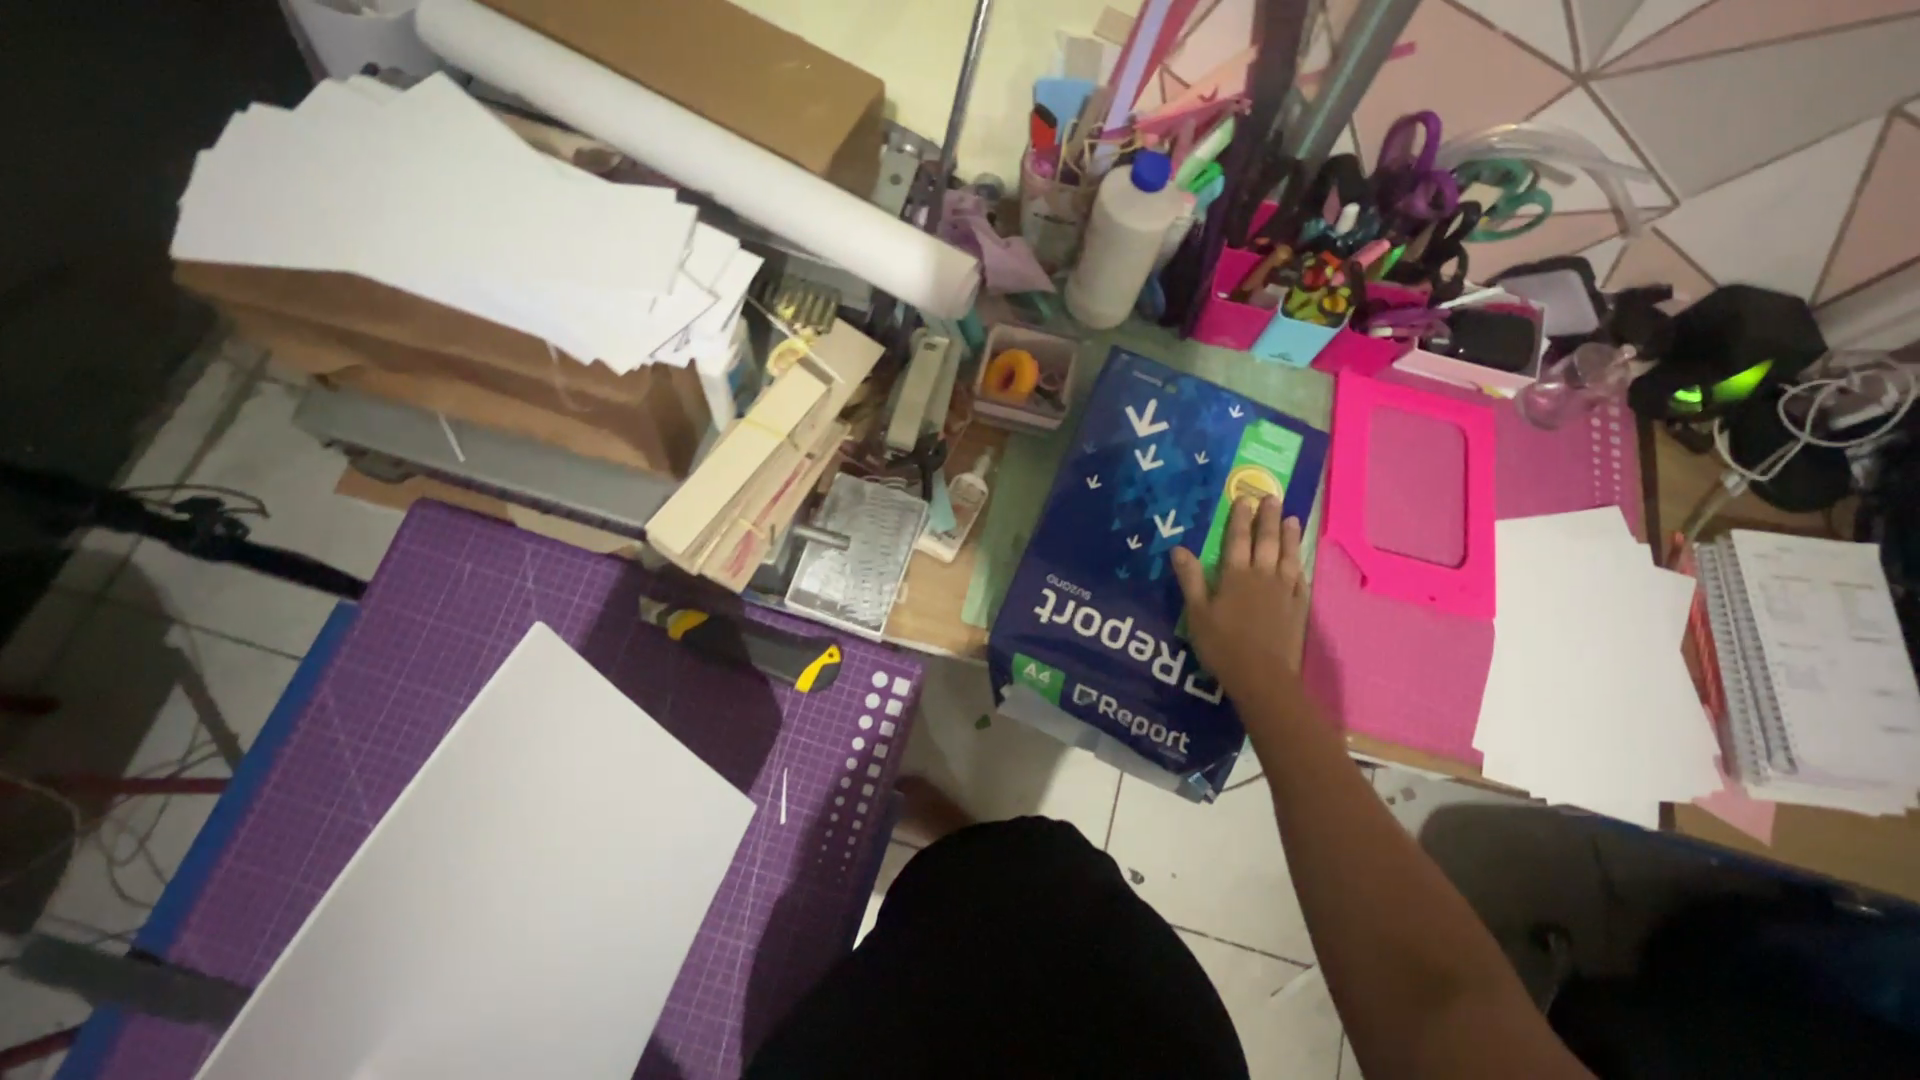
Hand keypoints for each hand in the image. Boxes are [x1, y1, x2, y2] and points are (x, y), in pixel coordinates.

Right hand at [1171, 496, 1308, 712]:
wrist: (1263, 676)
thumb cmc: (1223, 646)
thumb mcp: (1197, 614)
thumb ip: (1190, 579)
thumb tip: (1179, 549)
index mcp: (1235, 576)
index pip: (1237, 540)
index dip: (1239, 519)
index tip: (1243, 499)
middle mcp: (1262, 577)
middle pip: (1266, 542)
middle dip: (1268, 518)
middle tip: (1273, 497)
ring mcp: (1284, 592)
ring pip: (1288, 556)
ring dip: (1289, 536)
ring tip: (1293, 518)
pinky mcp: (1299, 608)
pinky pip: (1301, 579)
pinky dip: (1300, 564)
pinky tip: (1300, 559)